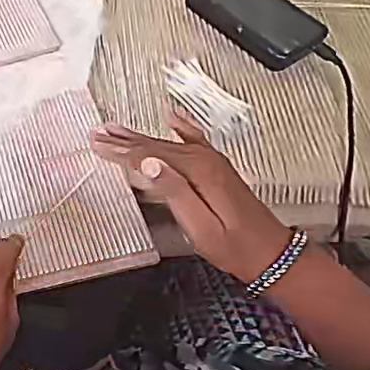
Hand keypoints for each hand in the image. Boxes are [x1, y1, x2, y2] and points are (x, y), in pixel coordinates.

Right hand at [91, 116, 290, 283]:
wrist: (271, 253)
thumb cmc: (234, 246)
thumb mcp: (200, 226)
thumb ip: (175, 192)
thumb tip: (149, 163)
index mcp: (198, 173)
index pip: (149, 155)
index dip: (120, 151)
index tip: (97, 144)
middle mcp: (206, 160)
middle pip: (156, 145)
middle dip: (124, 140)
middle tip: (98, 133)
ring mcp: (213, 162)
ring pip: (168, 142)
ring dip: (140, 136)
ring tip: (116, 129)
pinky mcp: (217, 169)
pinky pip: (194, 140)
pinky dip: (180, 126)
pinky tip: (171, 116)